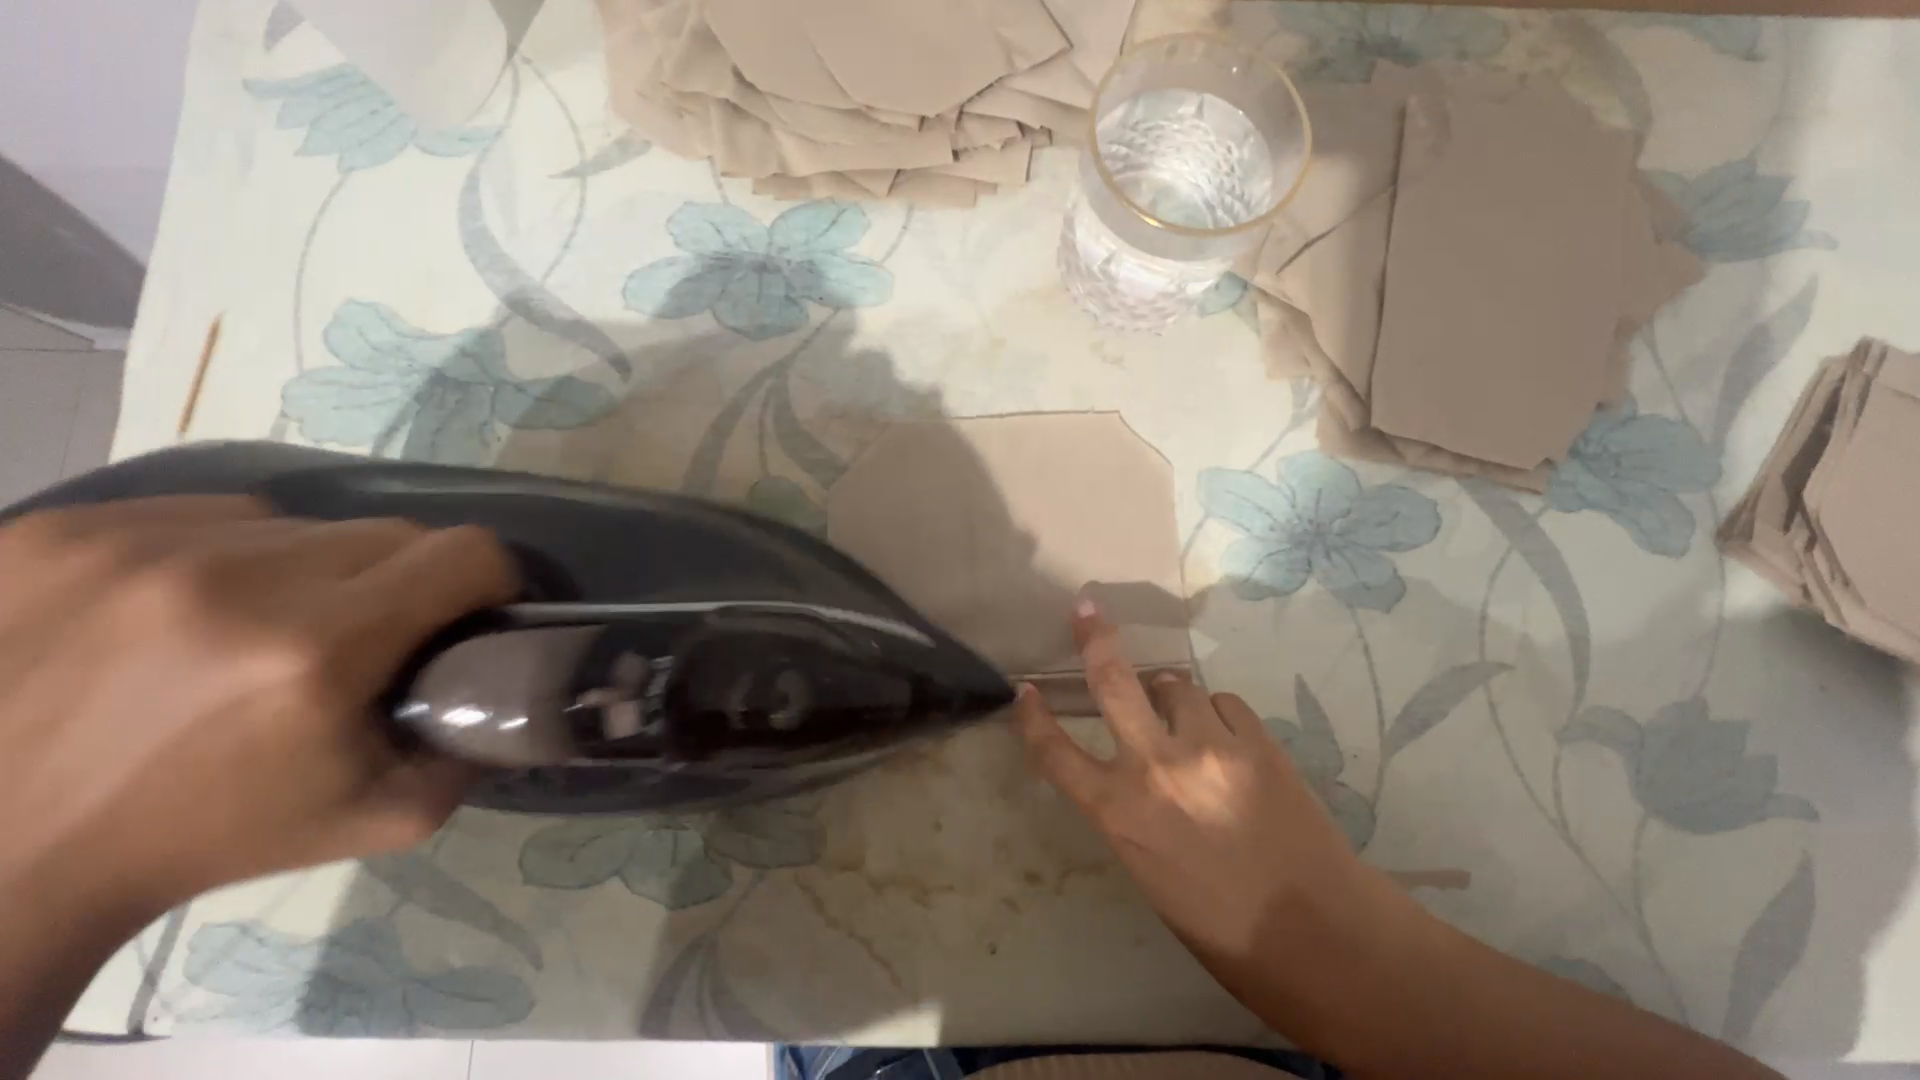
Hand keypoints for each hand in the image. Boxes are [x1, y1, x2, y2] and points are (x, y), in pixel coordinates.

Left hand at [0, 497, 516, 921]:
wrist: (3, 857)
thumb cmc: (209, 839)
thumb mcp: (382, 818)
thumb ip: (471, 751)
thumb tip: (513, 693)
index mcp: (318, 649)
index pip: (463, 554)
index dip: (491, 579)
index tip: (476, 613)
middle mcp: (233, 577)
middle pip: (389, 533)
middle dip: (405, 581)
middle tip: (371, 636)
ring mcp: (133, 545)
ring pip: (298, 521)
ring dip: (311, 567)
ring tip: (265, 627)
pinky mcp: (57, 534)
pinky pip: (205, 514)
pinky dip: (226, 554)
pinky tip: (187, 611)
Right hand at [1014, 599, 1398, 993]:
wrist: (1314, 931)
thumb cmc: (1218, 923)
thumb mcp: (1147, 869)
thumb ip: (1129, 810)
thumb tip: (1130, 767)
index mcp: (1118, 811)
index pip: (1055, 752)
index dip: (1034, 718)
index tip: (1025, 692)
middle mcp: (1156, 766)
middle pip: (1113, 681)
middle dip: (1095, 638)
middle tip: (1087, 609)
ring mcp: (1210, 747)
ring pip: (1177, 686)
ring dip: (1171, 693)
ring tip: (1182, 713)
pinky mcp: (1257, 741)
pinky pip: (1223, 704)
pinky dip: (1217, 714)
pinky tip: (1228, 739)